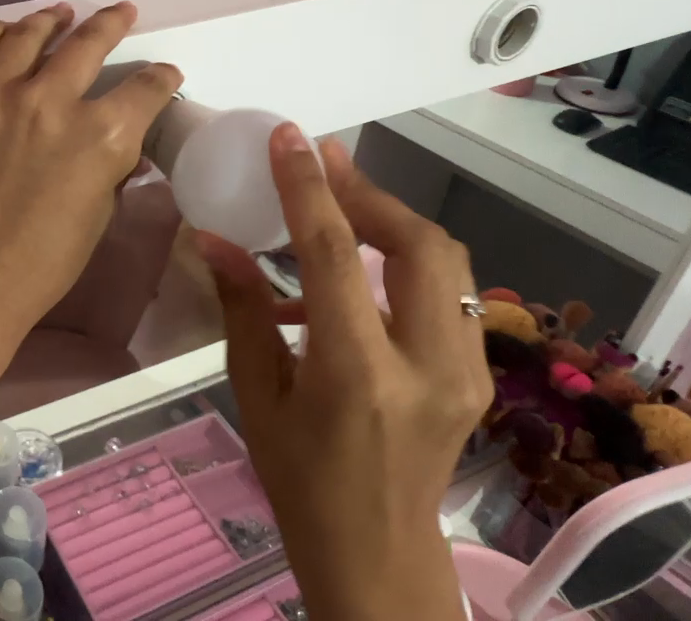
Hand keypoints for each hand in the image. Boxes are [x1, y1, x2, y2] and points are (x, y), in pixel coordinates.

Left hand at [0, 2, 181, 373]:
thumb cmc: (40, 264)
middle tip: (121, 13)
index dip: (160, 79)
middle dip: (112, 24)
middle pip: (87, 44)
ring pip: (26, 35)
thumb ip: (113, 167)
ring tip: (60, 14)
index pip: (144, 89)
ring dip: (50, 20)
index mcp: (99, 136)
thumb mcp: (98, 217)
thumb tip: (124, 141)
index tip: (163, 74)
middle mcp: (48, 102)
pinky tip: (2, 31)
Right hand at [189, 126, 491, 620]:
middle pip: (421, 244)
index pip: (335, 256)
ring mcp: (467, 371)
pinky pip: (445, 292)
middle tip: (320, 161)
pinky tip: (350, 272)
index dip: (307, 188)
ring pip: (445, 262)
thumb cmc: (298, 477)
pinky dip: (399, 261)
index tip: (289, 138)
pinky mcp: (476, 373)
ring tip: (335, 201)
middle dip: (368, 192)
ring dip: (388, 220)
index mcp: (358, 373)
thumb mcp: (255, 392)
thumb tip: (214, 238)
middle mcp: (429, 365)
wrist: (377, 552)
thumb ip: (244, 307)